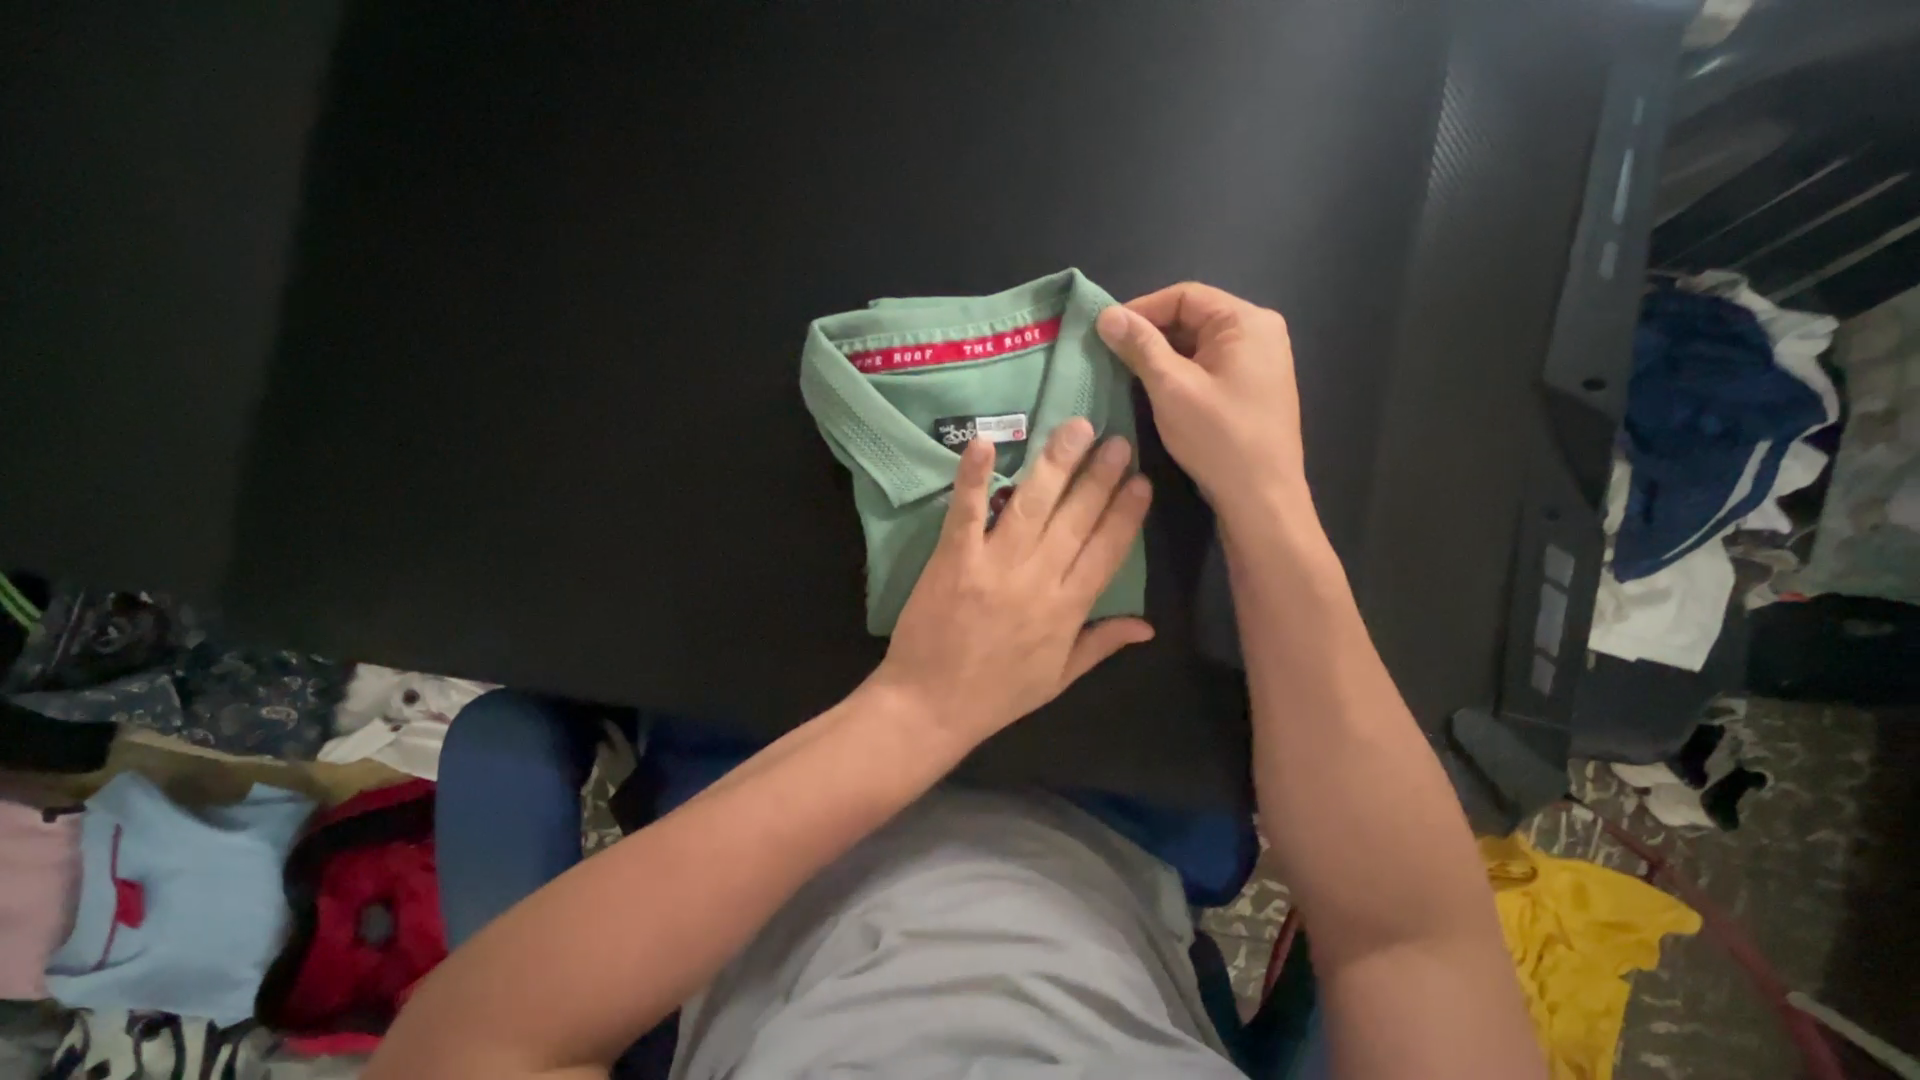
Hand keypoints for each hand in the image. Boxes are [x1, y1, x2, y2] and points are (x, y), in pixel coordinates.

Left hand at [870, 419, 1153, 744]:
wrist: (931, 707)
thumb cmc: (997, 695)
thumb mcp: (1059, 679)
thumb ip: (1102, 644)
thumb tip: (1148, 625)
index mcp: (1068, 609)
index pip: (1107, 551)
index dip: (1126, 514)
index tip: (1142, 482)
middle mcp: (1038, 580)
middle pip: (1076, 519)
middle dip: (1100, 476)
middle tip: (1118, 440)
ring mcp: (995, 567)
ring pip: (1033, 505)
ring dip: (1057, 463)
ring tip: (1077, 427)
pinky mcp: (954, 559)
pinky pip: (968, 511)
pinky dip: (974, 476)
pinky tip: (984, 441)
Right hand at [1095, 283, 1309, 519]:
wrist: (1261, 499)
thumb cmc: (1218, 438)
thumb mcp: (1171, 387)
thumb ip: (1139, 346)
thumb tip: (1107, 315)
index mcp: (1247, 321)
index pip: (1184, 296)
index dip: (1140, 309)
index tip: (1104, 331)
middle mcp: (1260, 333)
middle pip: (1193, 318)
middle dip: (1149, 334)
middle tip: (1108, 354)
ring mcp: (1260, 363)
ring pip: (1198, 346)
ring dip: (1161, 357)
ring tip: (1123, 374)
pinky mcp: (1253, 389)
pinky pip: (1209, 368)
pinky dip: (1179, 374)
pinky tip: (1153, 392)